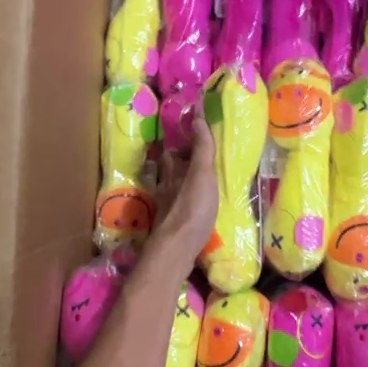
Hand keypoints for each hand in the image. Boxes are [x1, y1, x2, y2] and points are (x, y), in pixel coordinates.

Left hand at [147, 118, 217, 265]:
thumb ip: (201, 149)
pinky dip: (186, 206)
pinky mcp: (171, 228)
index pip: (171, 153)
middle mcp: (166, 188)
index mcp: (172, 173)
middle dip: (181, 166)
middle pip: (169, 172)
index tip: (197, 144)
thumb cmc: (192, 208)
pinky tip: (195, 210)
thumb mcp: (202, 174)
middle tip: (200, 164)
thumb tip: (197, 118)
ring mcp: (167, 210)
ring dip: (183, 186)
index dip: (182, 147)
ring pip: (173, 191)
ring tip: (200, 186)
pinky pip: (178, 210)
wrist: (177, 248)